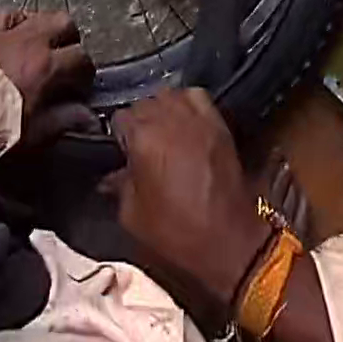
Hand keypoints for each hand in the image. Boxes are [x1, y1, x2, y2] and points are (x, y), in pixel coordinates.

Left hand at [0, 9, 93, 119]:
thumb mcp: (36, 132)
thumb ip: (66, 119)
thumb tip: (89, 117)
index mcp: (48, 66)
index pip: (82, 59)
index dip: (85, 74)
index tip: (79, 88)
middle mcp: (32, 41)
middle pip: (65, 24)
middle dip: (70, 42)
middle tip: (65, 63)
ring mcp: (9, 32)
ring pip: (40, 14)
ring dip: (47, 29)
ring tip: (44, 49)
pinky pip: (10, 14)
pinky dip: (19, 21)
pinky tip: (18, 35)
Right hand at [106, 88, 271, 311]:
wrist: (232, 245)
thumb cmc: (179, 232)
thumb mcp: (132, 215)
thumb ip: (117, 186)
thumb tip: (110, 176)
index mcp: (141, 136)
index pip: (118, 118)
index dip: (119, 137)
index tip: (124, 153)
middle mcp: (166, 118)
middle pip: (141, 104)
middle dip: (138, 123)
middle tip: (142, 148)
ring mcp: (195, 118)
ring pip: (166, 96)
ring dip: (160, 111)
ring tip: (163, 132)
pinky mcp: (217, 125)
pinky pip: (195, 97)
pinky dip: (186, 104)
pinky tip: (185, 122)